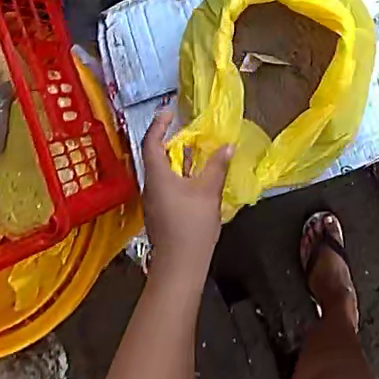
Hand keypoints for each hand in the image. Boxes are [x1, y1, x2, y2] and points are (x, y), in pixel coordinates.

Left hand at [141, 109, 231, 282]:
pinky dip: (180, 175)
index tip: (169, 112)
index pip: (152, 143)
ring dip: (177, 159)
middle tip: (186, 130)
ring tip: (195, 150)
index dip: (159, 125)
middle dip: (170, 141)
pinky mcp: (161, 213)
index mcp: (157, 177)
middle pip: (156, 157)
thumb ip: (217, 166)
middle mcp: (151, 187)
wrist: (180, 266)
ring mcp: (154, 202)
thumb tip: (228, 146)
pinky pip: (167, 185)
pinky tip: (196, 177)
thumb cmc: (192, 225)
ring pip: (163, 173)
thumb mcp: (209, 191)